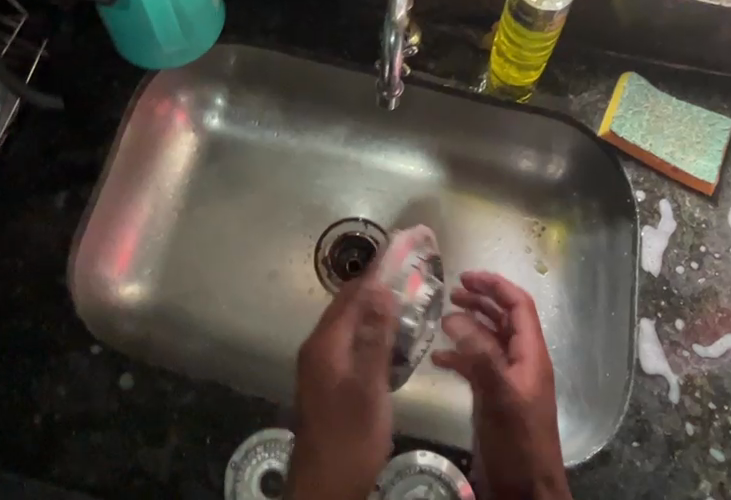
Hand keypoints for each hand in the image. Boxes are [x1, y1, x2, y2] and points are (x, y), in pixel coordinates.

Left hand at [286, 275, 397, 499]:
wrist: (323, 488)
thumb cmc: (350, 438)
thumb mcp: (369, 387)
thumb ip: (375, 337)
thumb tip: (382, 289)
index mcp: (326, 342)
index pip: (353, 293)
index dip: (379, 271)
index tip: (405, 253)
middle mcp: (318, 346)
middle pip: (348, 305)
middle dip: (378, 288)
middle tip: (412, 277)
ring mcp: (320, 365)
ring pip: (349, 324)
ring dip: (375, 311)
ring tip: (408, 303)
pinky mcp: (327, 381)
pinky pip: (349, 343)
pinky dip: (370, 333)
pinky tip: (392, 342)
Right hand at [431, 272, 570, 499]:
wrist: (524, 492)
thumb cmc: (519, 442)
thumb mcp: (500, 394)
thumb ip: (479, 353)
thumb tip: (454, 316)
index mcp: (531, 355)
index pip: (519, 306)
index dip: (496, 287)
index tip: (466, 276)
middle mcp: (521, 362)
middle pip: (503, 319)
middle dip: (480, 301)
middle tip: (452, 291)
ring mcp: (506, 380)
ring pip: (488, 340)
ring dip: (468, 325)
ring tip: (443, 317)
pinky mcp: (493, 398)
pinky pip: (476, 367)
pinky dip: (458, 357)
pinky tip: (438, 358)